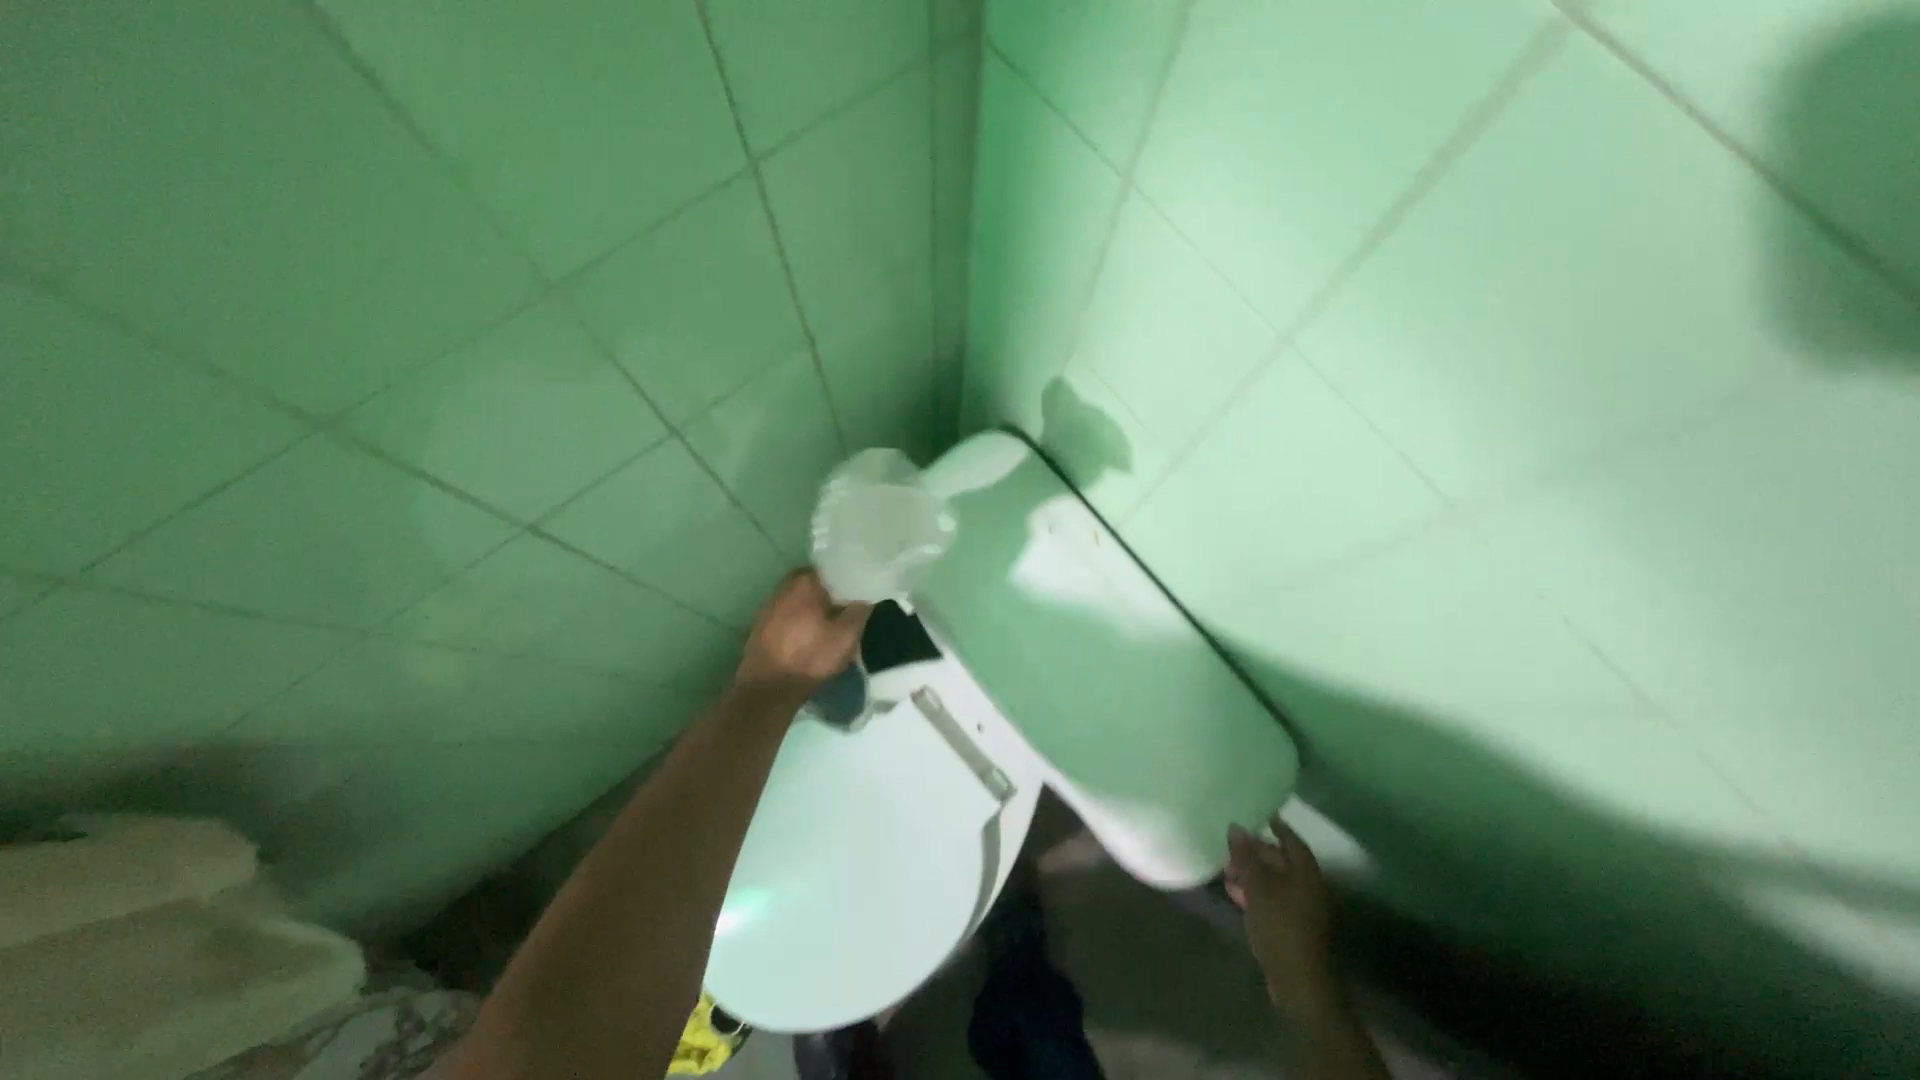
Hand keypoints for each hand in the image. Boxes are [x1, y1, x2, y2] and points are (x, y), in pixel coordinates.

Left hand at [734, 569, 871, 693]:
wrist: (769, 687)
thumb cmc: (811, 656)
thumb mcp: (847, 635)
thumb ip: (860, 611)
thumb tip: (864, 599)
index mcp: (805, 580)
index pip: (834, 569)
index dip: (850, 581)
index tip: (861, 594)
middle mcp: (784, 585)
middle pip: (816, 584)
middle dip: (832, 595)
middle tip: (848, 611)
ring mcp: (769, 604)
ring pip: (801, 600)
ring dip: (814, 609)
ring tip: (830, 626)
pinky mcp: (762, 624)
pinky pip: (789, 615)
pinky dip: (801, 621)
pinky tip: (809, 637)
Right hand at [1226, 814, 1340, 1020]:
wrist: (1298, 980)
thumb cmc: (1280, 926)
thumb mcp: (1258, 888)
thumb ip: (1246, 857)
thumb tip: (1236, 827)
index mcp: (1307, 874)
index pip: (1292, 841)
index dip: (1277, 827)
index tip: (1260, 816)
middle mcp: (1309, 887)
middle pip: (1283, 862)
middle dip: (1257, 853)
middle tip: (1232, 848)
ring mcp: (1303, 909)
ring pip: (1276, 882)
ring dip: (1253, 874)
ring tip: (1227, 871)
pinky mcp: (1294, 927)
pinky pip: (1274, 900)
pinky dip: (1256, 893)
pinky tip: (1236, 894)